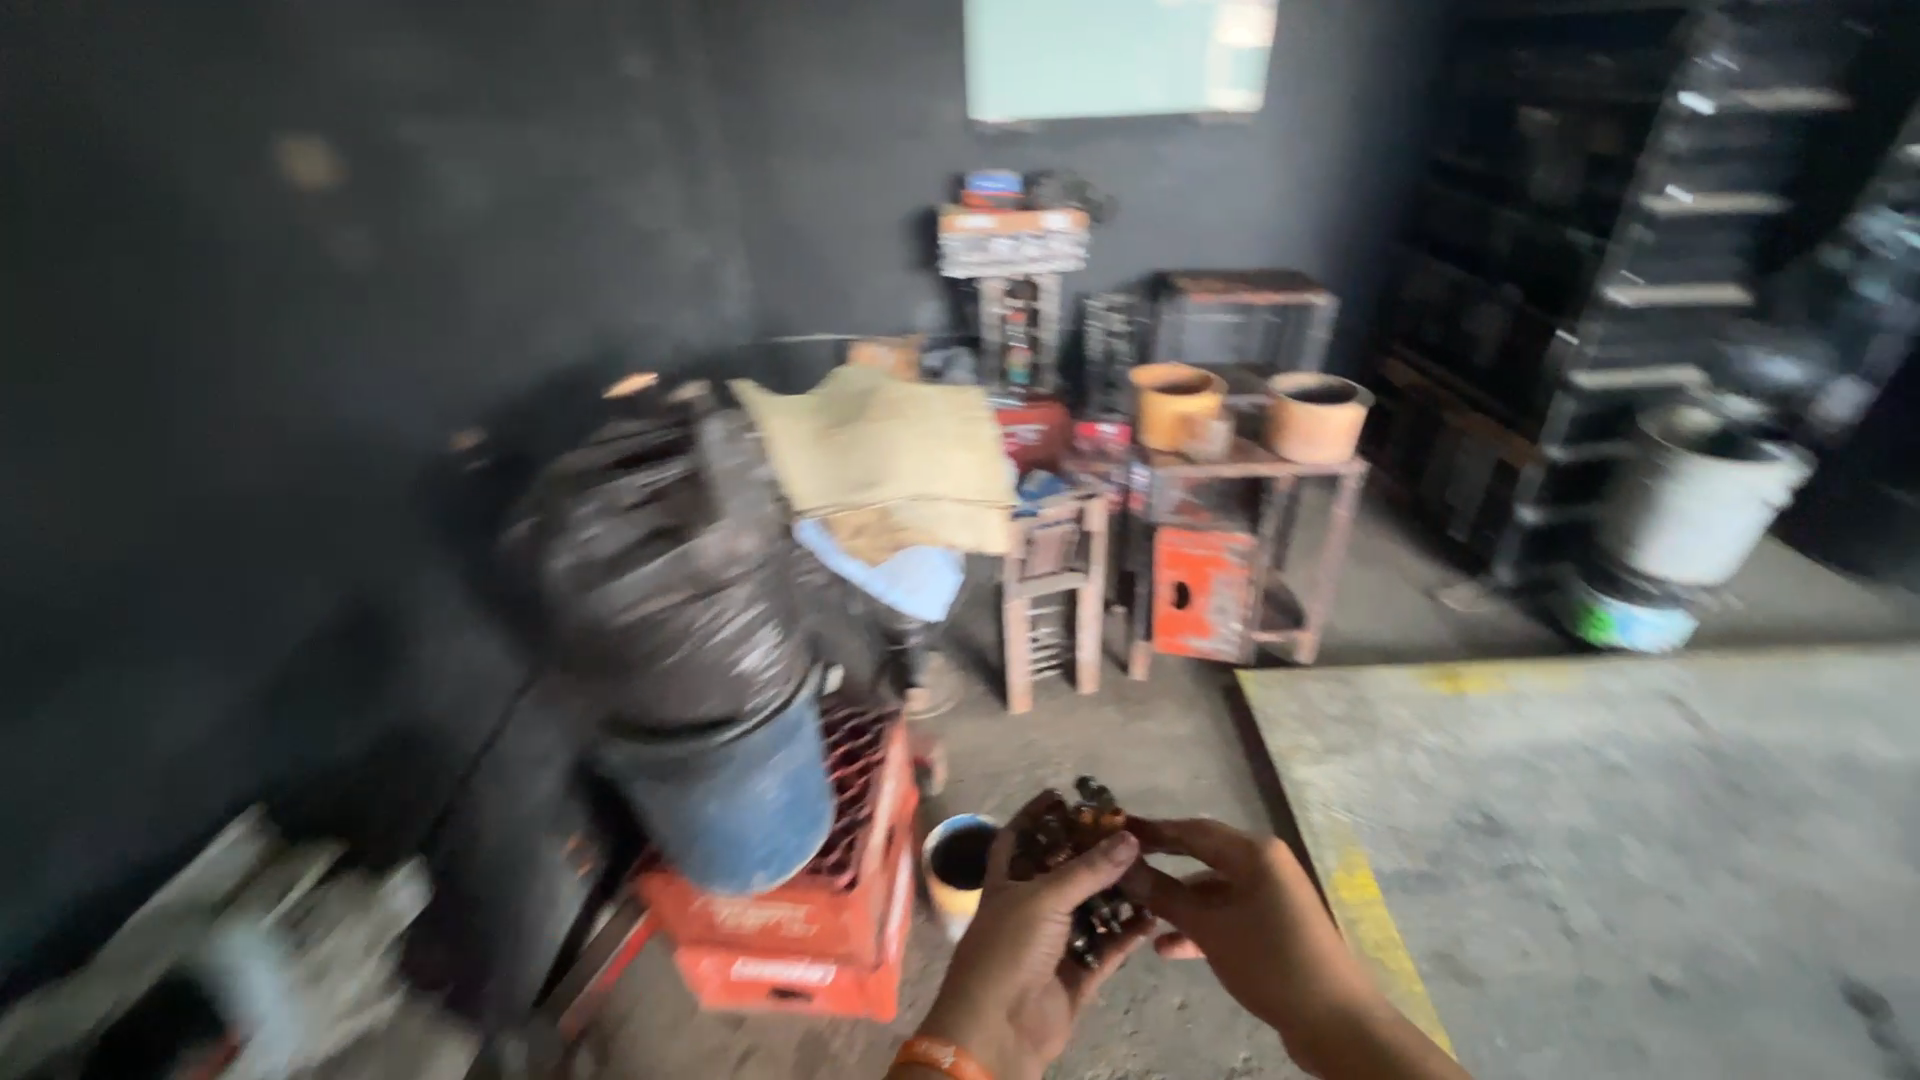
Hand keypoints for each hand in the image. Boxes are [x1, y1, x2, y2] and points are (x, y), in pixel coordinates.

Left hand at [913, 792, 1152, 1079]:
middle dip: (1091, 854)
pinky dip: (1127, 933)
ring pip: (1090, 909)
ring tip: (1148, 870)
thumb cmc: (1008, 948)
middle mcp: (1029, 906)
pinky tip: (1153, 916)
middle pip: (1063, 871)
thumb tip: (1129, 838)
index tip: (1062, 795)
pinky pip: (1107, 947)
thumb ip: (1088, 870)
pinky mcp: (1077, 974)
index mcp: (1006, 881)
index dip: (1035, 815)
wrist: (998, 1028)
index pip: (1018, 837)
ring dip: (1116, 893)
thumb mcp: (1044, 898)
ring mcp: (1054, 941)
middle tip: (1126, 833)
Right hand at [1119, 818, 1394, 1073]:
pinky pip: (1226, 913)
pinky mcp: (1272, 925)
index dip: (1153, 831)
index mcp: (1255, 852)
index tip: (1117, 831)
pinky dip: (1199, 926)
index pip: (1193, 830)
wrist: (1336, 1024)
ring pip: (1211, 889)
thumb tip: (1124, 868)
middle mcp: (1263, 864)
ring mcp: (1269, 896)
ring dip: (1177, 902)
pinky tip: (1166, 947)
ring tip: (1137, 912)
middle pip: (1201, 856)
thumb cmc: (1271, 962)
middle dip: (1162, 864)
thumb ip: (1165, 895)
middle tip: (1121, 866)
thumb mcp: (1210, 929)